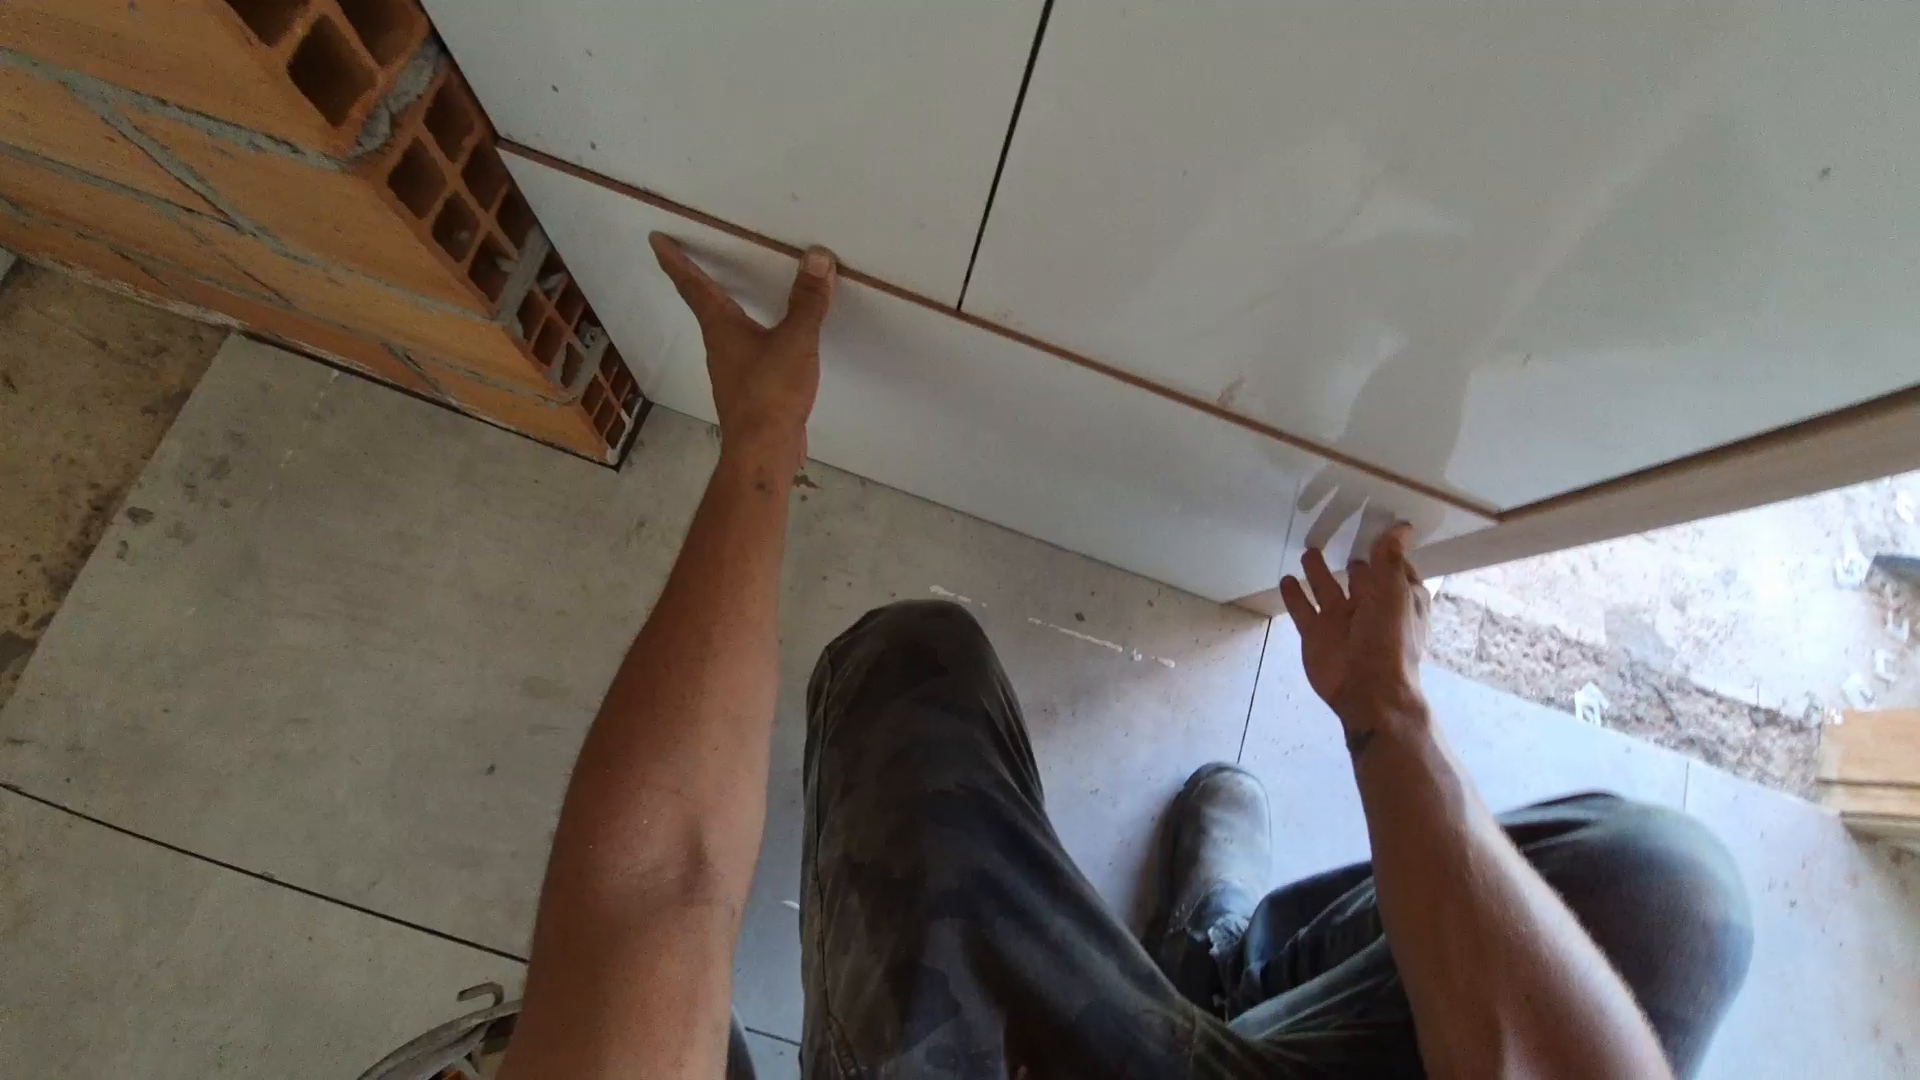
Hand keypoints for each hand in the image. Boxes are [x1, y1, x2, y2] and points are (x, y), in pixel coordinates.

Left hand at [649, 233, 836, 472]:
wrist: (764, 449)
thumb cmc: (771, 391)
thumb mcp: (796, 341)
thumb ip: (807, 301)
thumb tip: (817, 258)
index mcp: (722, 328)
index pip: (693, 285)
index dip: (676, 261)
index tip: (657, 240)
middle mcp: (720, 348)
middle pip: (706, 309)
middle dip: (699, 285)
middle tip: (691, 263)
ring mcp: (732, 374)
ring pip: (727, 336)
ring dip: (729, 317)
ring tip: (737, 302)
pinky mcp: (748, 395)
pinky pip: (749, 359)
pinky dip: (754, 344)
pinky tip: (771, 351)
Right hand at [1279, 524, 1431, 738]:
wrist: (1367, 690)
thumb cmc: (1389, 640)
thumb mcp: (1394, 594)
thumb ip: (1391, 560)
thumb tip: (1400, 527)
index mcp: (1396, 599)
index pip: (1394, 569)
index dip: (1388, 550)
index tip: (1380, 527)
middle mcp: (1369, 607)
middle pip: (1359, 577)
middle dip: (1353, 561)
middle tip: (1339, 535)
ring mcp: (1340, 621)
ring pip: (1327, 589)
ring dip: (1318, 572)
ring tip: (1309, 551)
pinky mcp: (1315, 633)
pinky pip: (1302, 609)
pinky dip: (1294, 595)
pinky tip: (1286, 580)